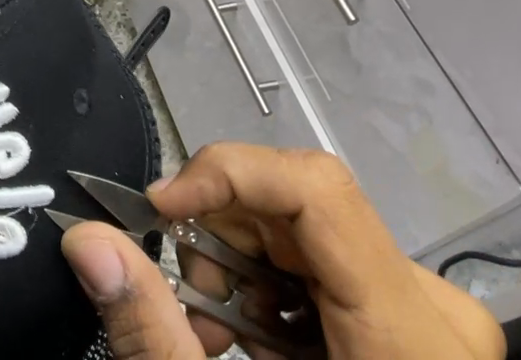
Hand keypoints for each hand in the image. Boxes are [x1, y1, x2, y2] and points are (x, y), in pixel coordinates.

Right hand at [60, 143, 504, 359]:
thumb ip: (156, 334)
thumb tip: (87, 240)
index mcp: (410, 338)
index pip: (316, 191)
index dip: (228, 176)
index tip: (158, 208)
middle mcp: (432, 307)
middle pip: (297, 209)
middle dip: (219, 241)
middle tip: (186, 310)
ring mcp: (426, 311)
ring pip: (301, 231)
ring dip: (237, 270)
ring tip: (214, 340)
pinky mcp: (410, 319)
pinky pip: (321, 263)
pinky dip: (267, 289)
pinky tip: (254, 343)